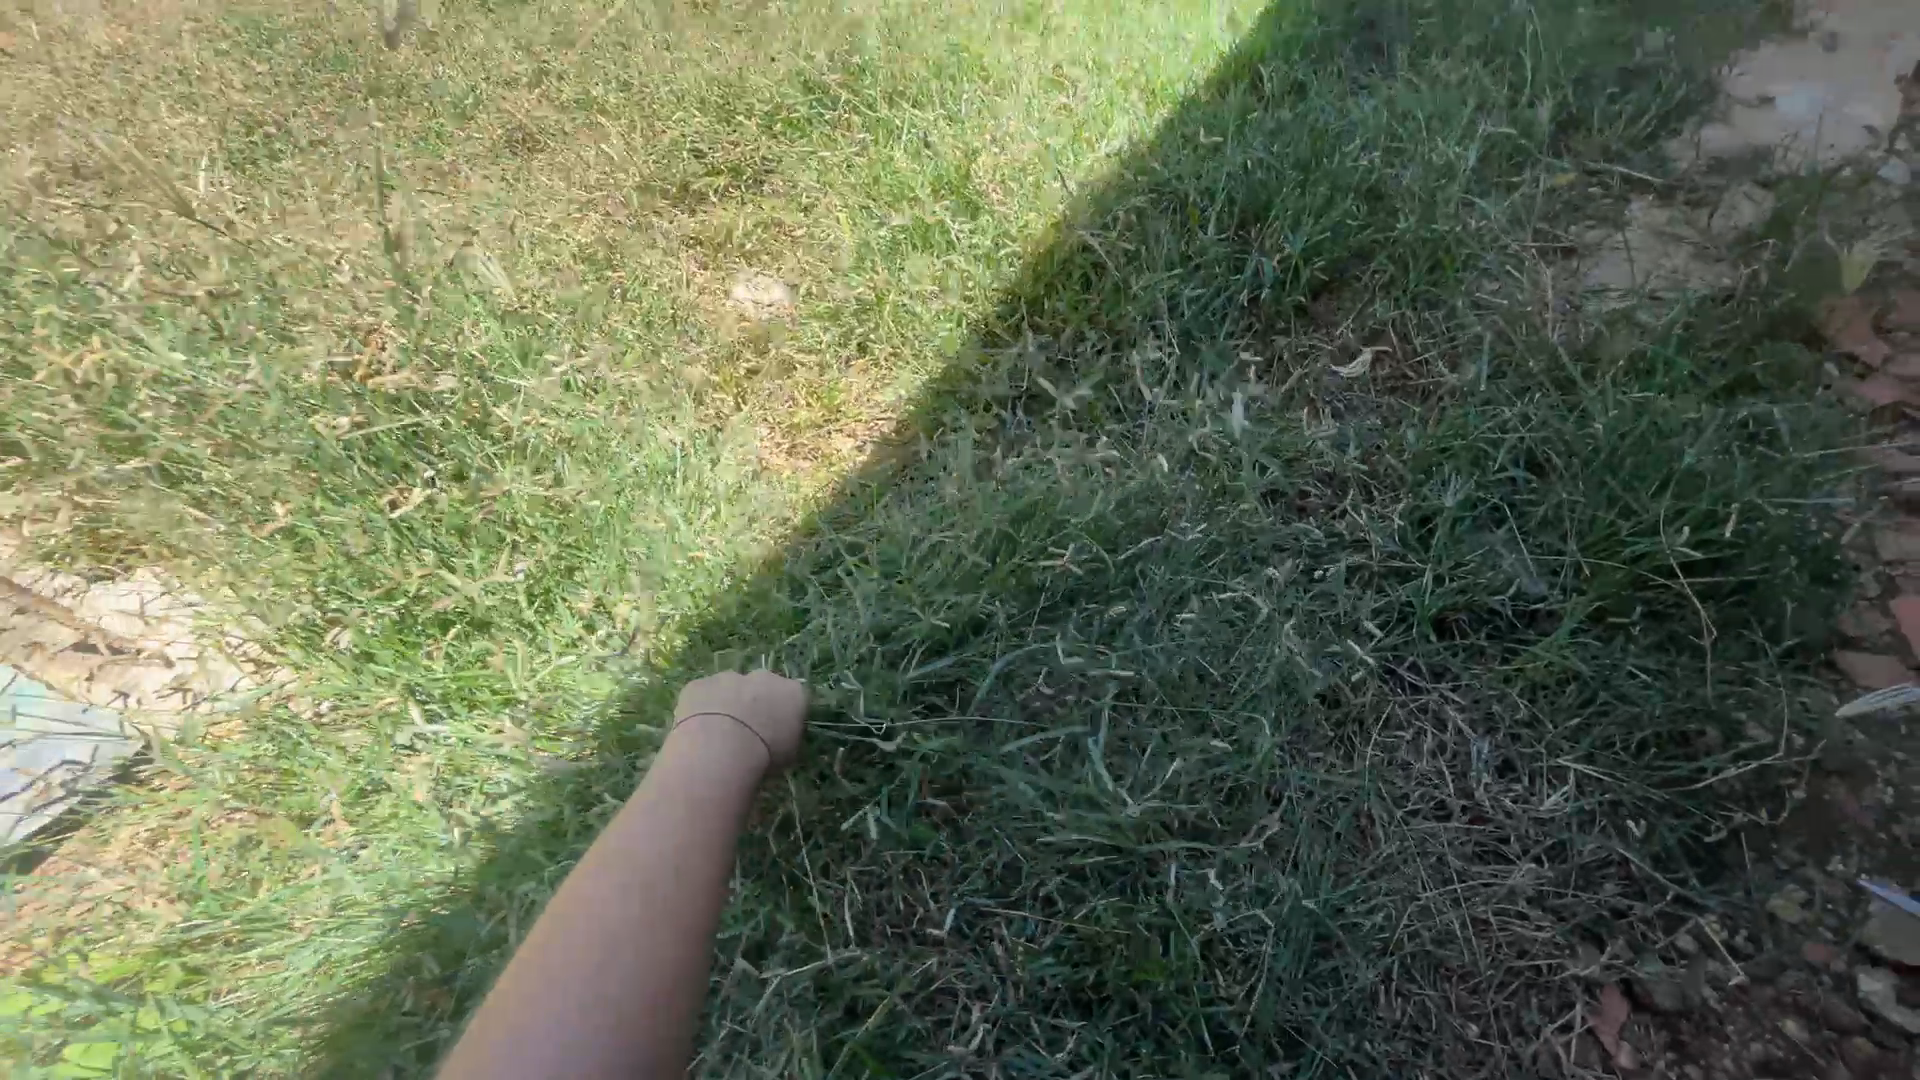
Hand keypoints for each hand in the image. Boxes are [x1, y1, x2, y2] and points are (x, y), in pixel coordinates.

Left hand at [671, 670, 807, 773]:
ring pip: (729, 688)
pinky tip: (696, 732)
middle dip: (755, 704)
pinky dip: (700, 709)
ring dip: (726, 704)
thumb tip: (780, 738)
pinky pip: (701, 695)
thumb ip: (786, 736)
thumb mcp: (789, 754)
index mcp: (792, 693)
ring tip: (716, 735)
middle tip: (745, 732)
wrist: (720, 750)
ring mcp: (729, 677)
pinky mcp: (699, 684)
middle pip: (761, 687)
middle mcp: (764, 677)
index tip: (776, 733)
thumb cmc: (764, 756)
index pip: (793, 698)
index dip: (783, 715)